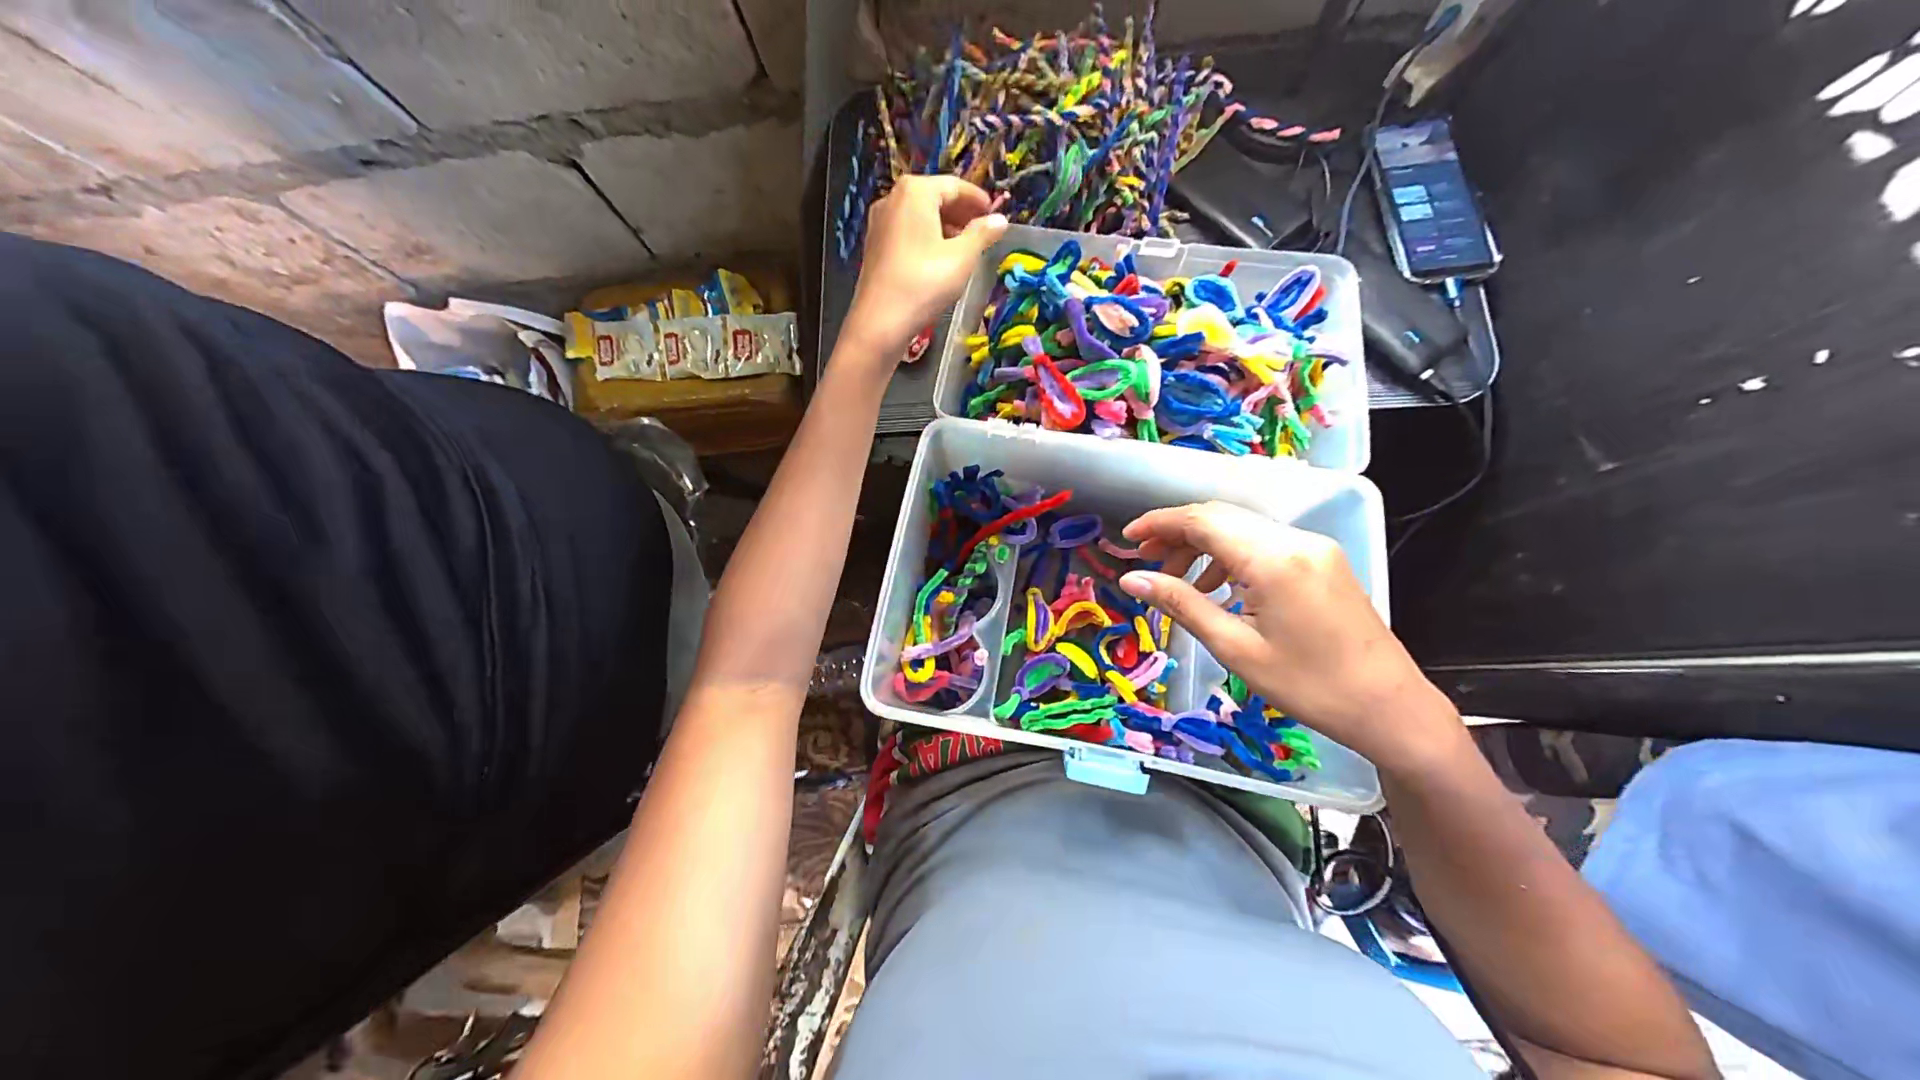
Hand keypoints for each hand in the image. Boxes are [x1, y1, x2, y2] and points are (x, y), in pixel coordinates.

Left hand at [844, 175, 1007, 359]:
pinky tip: (940, 260)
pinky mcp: (875, 246)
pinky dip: (927, 239)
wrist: (880, 322)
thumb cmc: (924, 283)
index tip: (996, 214)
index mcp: (915, 191)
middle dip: (961, 213)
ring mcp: (880, 223)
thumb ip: (983, 234)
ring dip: (945, 227)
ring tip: (966, 248)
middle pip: (935, 198)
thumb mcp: (962, 258)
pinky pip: (907, 232)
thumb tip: (1000, 220)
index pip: (954, 186)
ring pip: (920, 216)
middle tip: (984, 231)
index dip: (978, 199)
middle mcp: (893, 198)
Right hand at [1116, 501, 1467, 776]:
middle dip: (1177, 534)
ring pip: (1242, 528)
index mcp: (1273, 559)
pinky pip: (1264, 544)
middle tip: (1146, 563)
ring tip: (1177, 581)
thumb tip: (1132, 580)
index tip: (1127, 540)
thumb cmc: (1309, 686)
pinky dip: (1231, 556)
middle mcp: (1294, 540)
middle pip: (1221, 518)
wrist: (1387, 706)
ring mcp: (1313, 547)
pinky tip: (1217, 587)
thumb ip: (1181, 604)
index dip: (1159, 524)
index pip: (1202, 520)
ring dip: (1203, 546)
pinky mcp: (1322, 560)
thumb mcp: (1235, 648)